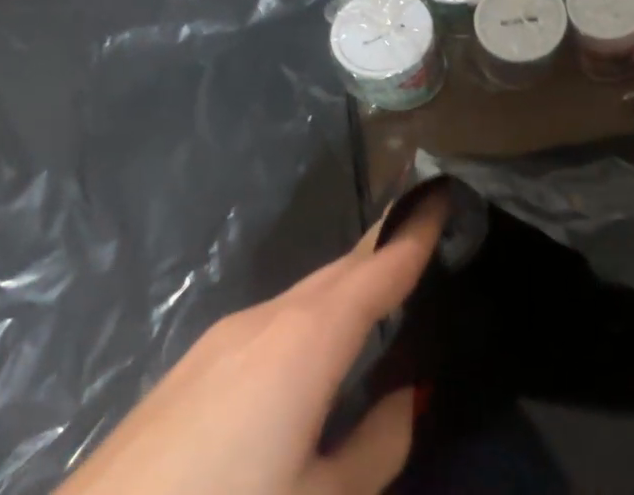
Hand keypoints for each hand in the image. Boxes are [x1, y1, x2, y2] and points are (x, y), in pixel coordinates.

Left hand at [58, 190, 449, 494]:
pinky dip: (311, 316)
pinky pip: (270, 324)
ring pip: (304, 296)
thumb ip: (382, 442)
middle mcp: (265, 322)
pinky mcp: (185, 374)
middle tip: (429, 231)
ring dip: (348, 285)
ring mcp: (216, 344)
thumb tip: (404, 399)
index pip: (382, 264)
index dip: (419, 229)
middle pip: (343, 270)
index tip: (448, 190)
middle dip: (387, 247)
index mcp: (309, 339)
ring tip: (384, 292)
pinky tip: (314, 353)